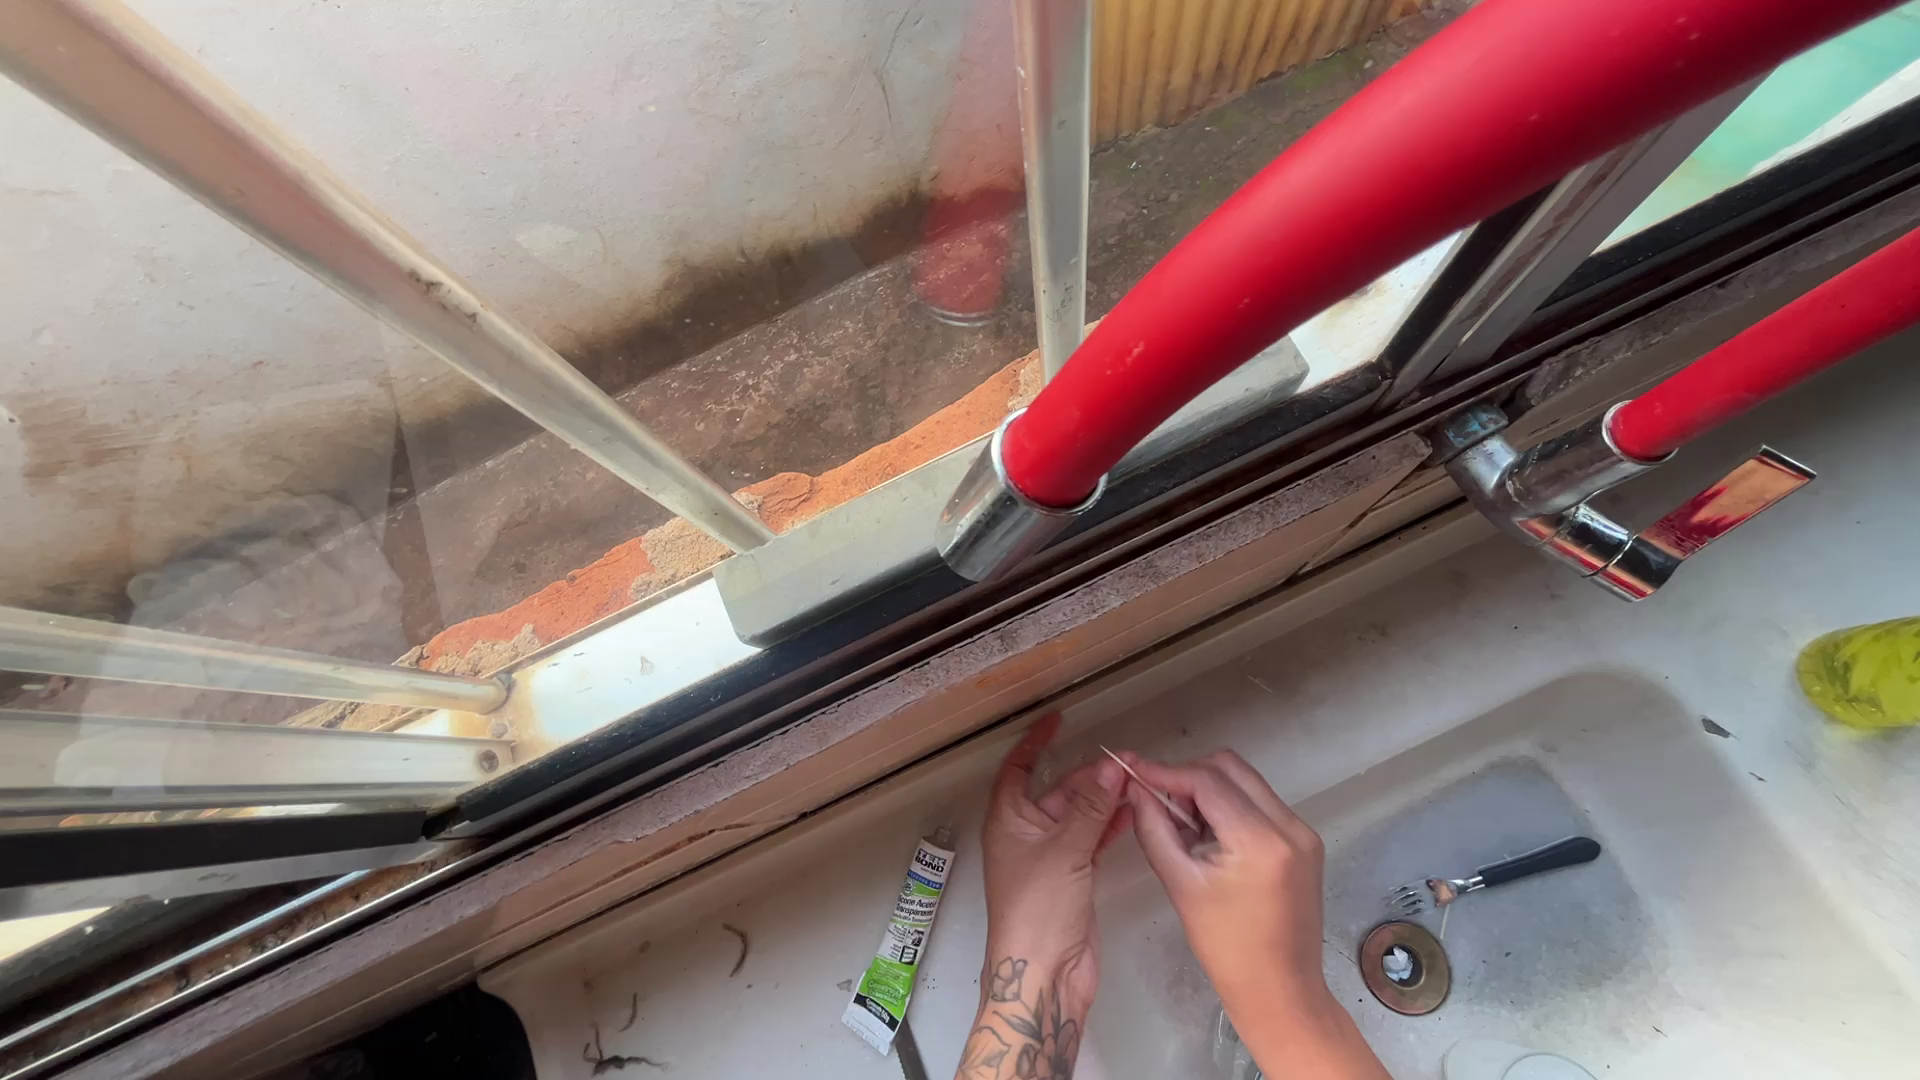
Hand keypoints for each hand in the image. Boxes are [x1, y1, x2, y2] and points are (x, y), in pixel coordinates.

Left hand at [956, 715, 1128, 1079]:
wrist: (1045, 975)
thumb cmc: (1038, 908)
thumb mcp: (1064, 850)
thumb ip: (1090, 808)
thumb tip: (1111, 767)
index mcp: (1009, 819)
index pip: (1018, 768)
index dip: (1035, 743)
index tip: (1058, 720)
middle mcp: (1027, 832)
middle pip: (1059, 791)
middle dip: (1090, 776)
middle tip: (1127, 761)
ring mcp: (1051, 855)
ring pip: (1080, 815)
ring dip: (1105, 799)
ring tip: (1137, 781)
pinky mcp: (1073, 876)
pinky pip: (1092, 839)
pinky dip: (1110, 825)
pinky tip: (1133, 811)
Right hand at [1122, 750, 1387, 1079]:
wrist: (1281, 993)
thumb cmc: (1225, 946)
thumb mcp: (1179, 883)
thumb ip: (1153, 827)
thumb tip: (1134, 787)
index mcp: (1260, 840)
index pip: (1206, 780)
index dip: (1166, 771)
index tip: (1135, 772)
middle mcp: (1289, 826)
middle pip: (1229, 767)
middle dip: (1188, 775)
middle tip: (1160, 800)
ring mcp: (1302, 832)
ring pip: (1245, 779)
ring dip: (1208, 788)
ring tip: (1183, 821)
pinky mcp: (1304, 841)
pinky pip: (1258, 800)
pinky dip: (1228, 804)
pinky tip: (1209, 833)